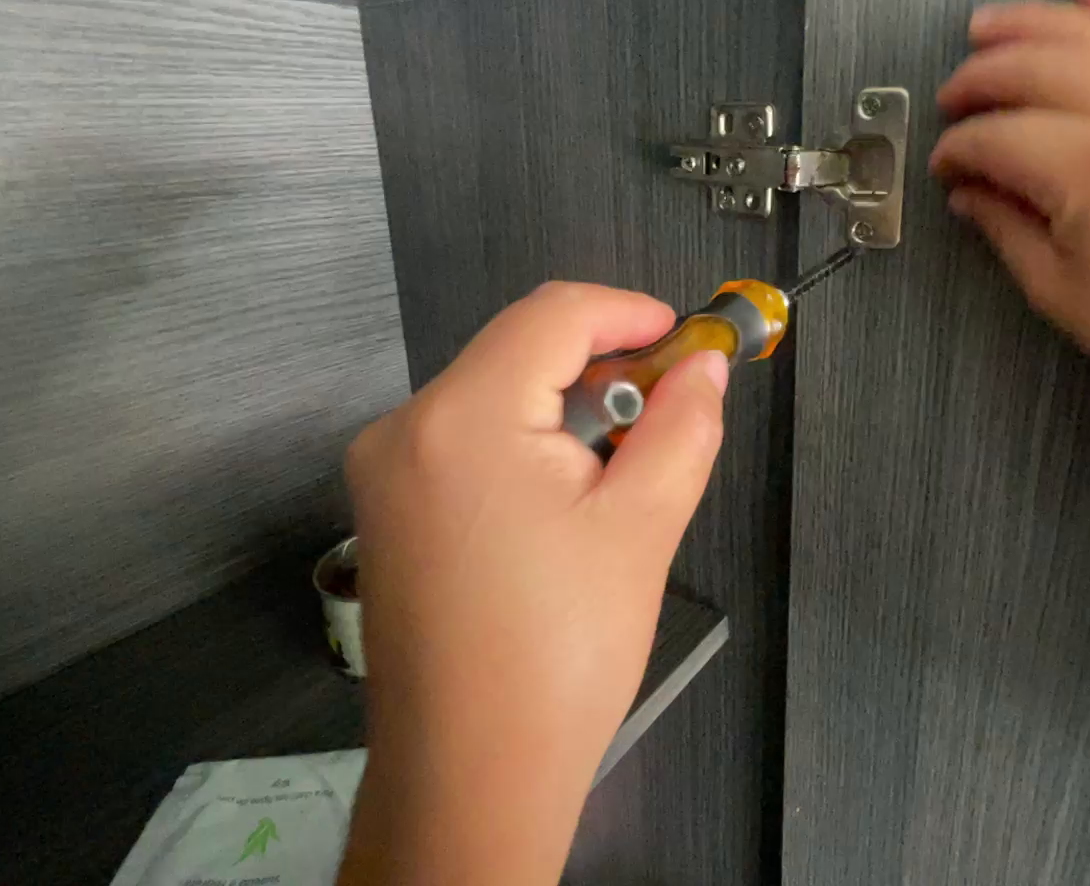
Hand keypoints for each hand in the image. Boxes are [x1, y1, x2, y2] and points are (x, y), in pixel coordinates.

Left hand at [340, 282, 726, 884]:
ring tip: (619, 466)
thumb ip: (683, 425)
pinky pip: (466, 436)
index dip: (628, 311)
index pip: (553, 314)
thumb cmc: (562, 653)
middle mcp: (405, 427)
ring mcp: (385, 469)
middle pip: (519, 349)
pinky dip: (526, 438)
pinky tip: (563, 496)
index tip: (682, 338)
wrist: (472, 778)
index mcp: (463, 417)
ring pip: (494, 391)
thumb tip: (704, 367)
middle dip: (601, 364)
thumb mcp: (642, 526)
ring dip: (566, 404)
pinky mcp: (387, 507)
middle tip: (663, 410)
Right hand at [931, 0, 1089, 431]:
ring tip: (984, 28)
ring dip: (1032, 25)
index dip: (959, 147)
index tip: (940, 166)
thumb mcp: (1057, 289)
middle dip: (981, 78)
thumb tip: (966, 189)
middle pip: (1040, 69)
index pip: (1002, 136)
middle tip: (947, 101)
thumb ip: (1004, 226)